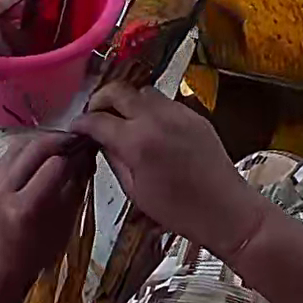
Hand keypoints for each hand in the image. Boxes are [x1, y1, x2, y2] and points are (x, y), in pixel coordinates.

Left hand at [0, 132, 94, 291]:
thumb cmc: (35, 253)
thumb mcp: (63, 224)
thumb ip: (75, 186)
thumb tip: (86, 155)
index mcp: (25, 207)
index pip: (55, 165)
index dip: (74, 155)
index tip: (87, 152)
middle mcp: (3, 189)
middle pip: (36, 147)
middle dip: (60, 139)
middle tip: (77, 140)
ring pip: (20, 144)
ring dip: (42, 141)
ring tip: (59, 145)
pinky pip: (8, 156)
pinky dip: (26, 154)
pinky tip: (38, 162)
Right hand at [70, 84, 268, 258]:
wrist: (226, 211)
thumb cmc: (178, 211)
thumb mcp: (135, 191)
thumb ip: (114, 160)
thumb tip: (101, 141)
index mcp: (137, 142)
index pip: (98, 120)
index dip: (81, 123)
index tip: (76, 128)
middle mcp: (156, 118)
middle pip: (118, 91)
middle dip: (100, 100)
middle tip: (95, 115)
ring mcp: (178, 113)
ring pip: (142, 91)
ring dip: (127, 101)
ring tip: (123, 119)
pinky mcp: (194, 114)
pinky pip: (164, 101)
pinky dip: (150, 108)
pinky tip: (150, 127)